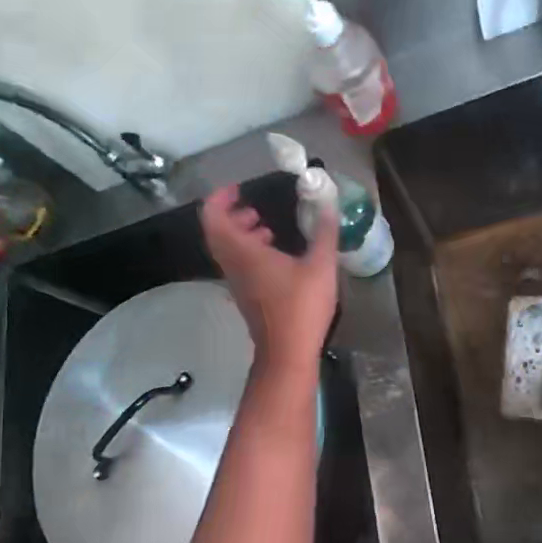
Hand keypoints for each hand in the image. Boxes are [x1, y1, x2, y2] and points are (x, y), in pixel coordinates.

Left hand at [200, 186, 338, 372]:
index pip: (214, 217)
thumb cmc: (301, 307)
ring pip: (228, 251)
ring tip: (267, 229)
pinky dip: (250, 253)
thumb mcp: (320, 266)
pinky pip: (239, 266)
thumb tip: (328, 203)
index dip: (220, 198)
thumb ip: (324, 232)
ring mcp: (238, 284)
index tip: (238, 189)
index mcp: (243, 253)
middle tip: (253, 207)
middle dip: (232, 215)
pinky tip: (277, 257)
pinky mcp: (247, 298)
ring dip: (241, 235)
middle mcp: (234, 266)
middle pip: (218, 233)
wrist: (287, 353)